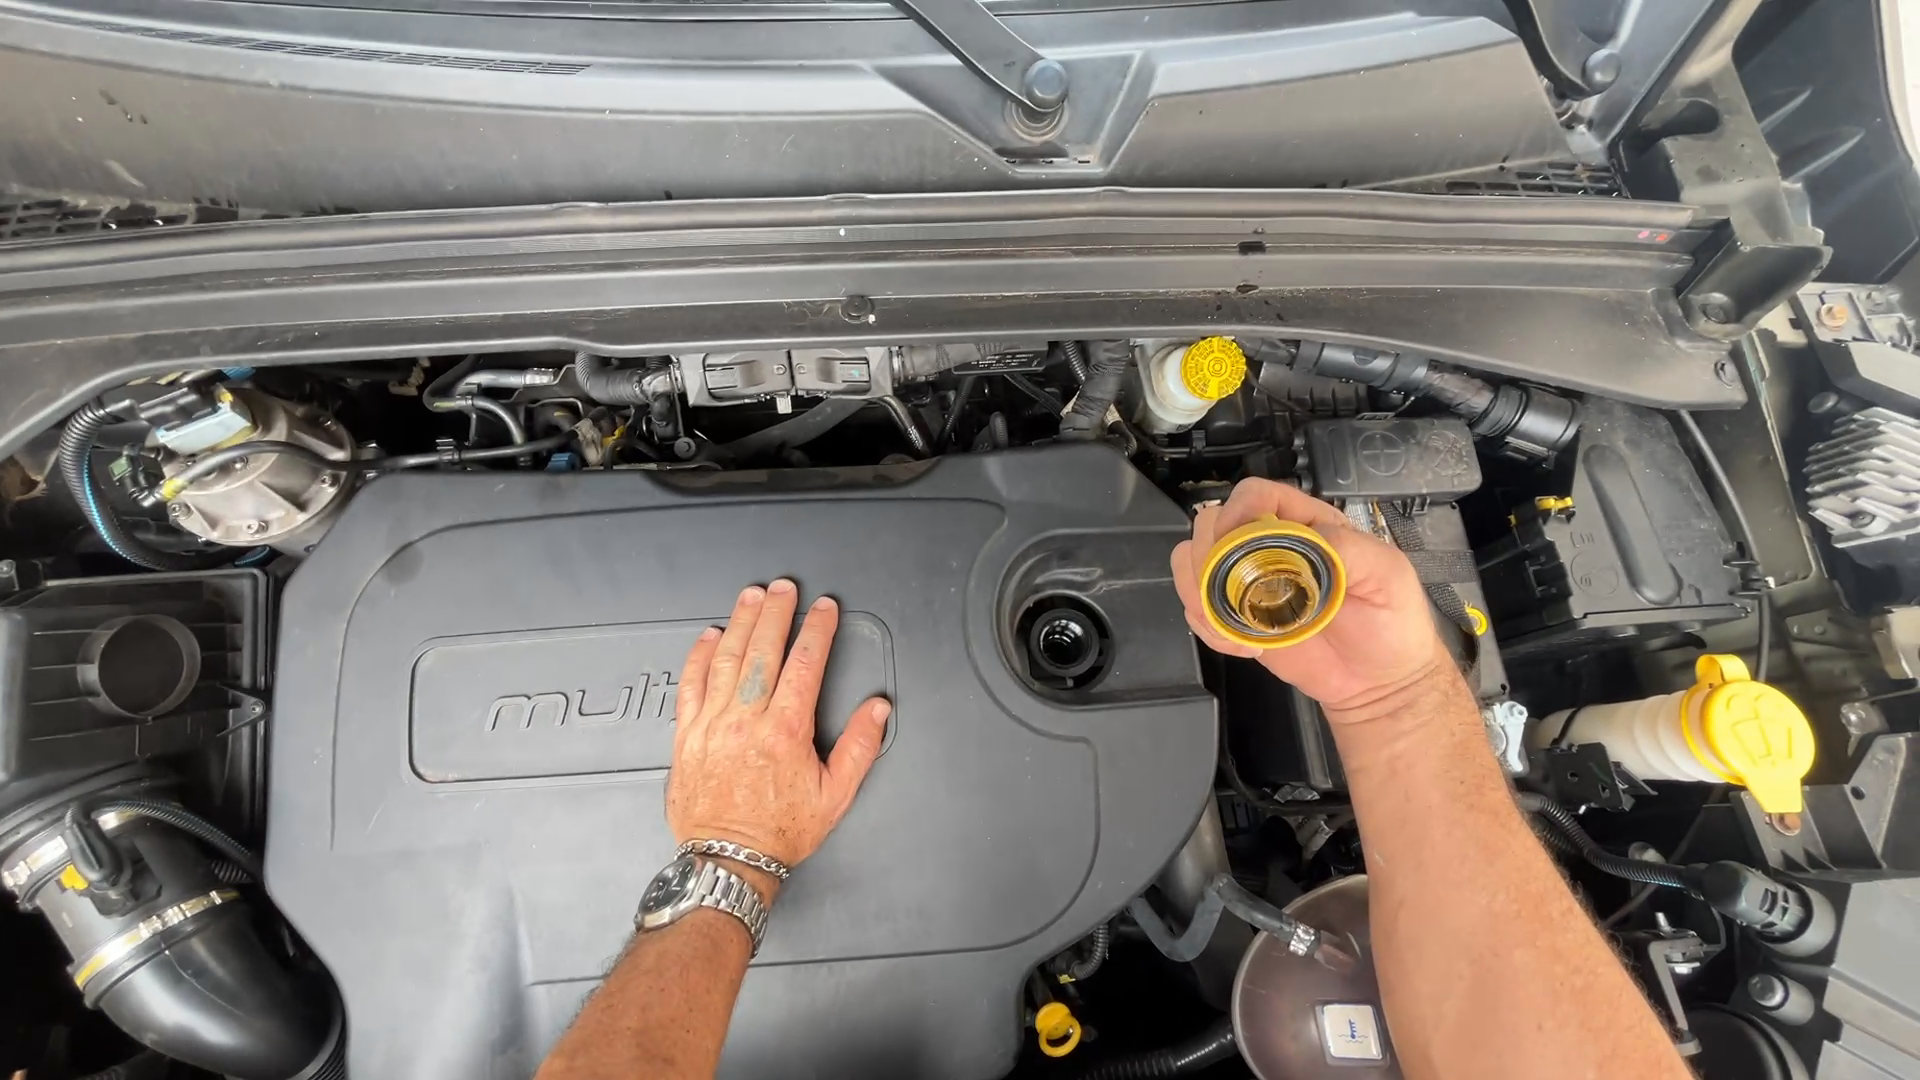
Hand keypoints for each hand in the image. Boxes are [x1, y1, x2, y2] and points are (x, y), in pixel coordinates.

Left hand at [667, 579, 891, 889]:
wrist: (727, 861)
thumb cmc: (781, 830)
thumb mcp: (836, 795)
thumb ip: (860, 747)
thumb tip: (877, 709)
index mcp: (785, 731)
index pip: (804, 664)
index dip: (816, 630)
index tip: (824, 609)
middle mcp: (746, 721)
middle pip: (763, 651)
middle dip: (777, 613)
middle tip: (785, 587)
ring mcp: (712, 725)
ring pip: (727, 660)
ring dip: (742, 622)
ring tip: (752, 596)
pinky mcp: (687, 735)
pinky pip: (690, 685)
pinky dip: (699, 656)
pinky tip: (710, 635)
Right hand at [1170, 479, 1446, 722]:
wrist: (1378, 682)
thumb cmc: (1391, 625)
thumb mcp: (1388, 577)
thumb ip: (1352, 550)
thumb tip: (1308, 537)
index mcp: (1304, 525)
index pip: (1255, 496)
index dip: (1235, 511)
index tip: (1232, 540)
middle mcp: (1266, 547)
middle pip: (1210, 525)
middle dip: (1208, 556)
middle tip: (1232, 593)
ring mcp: (1245, 583)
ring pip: (1191, 563)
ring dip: (1199, 594)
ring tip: (1234, 627)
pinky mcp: (1234, 617)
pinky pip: (1195, 609)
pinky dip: (1206, 627)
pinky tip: (1240, 646)